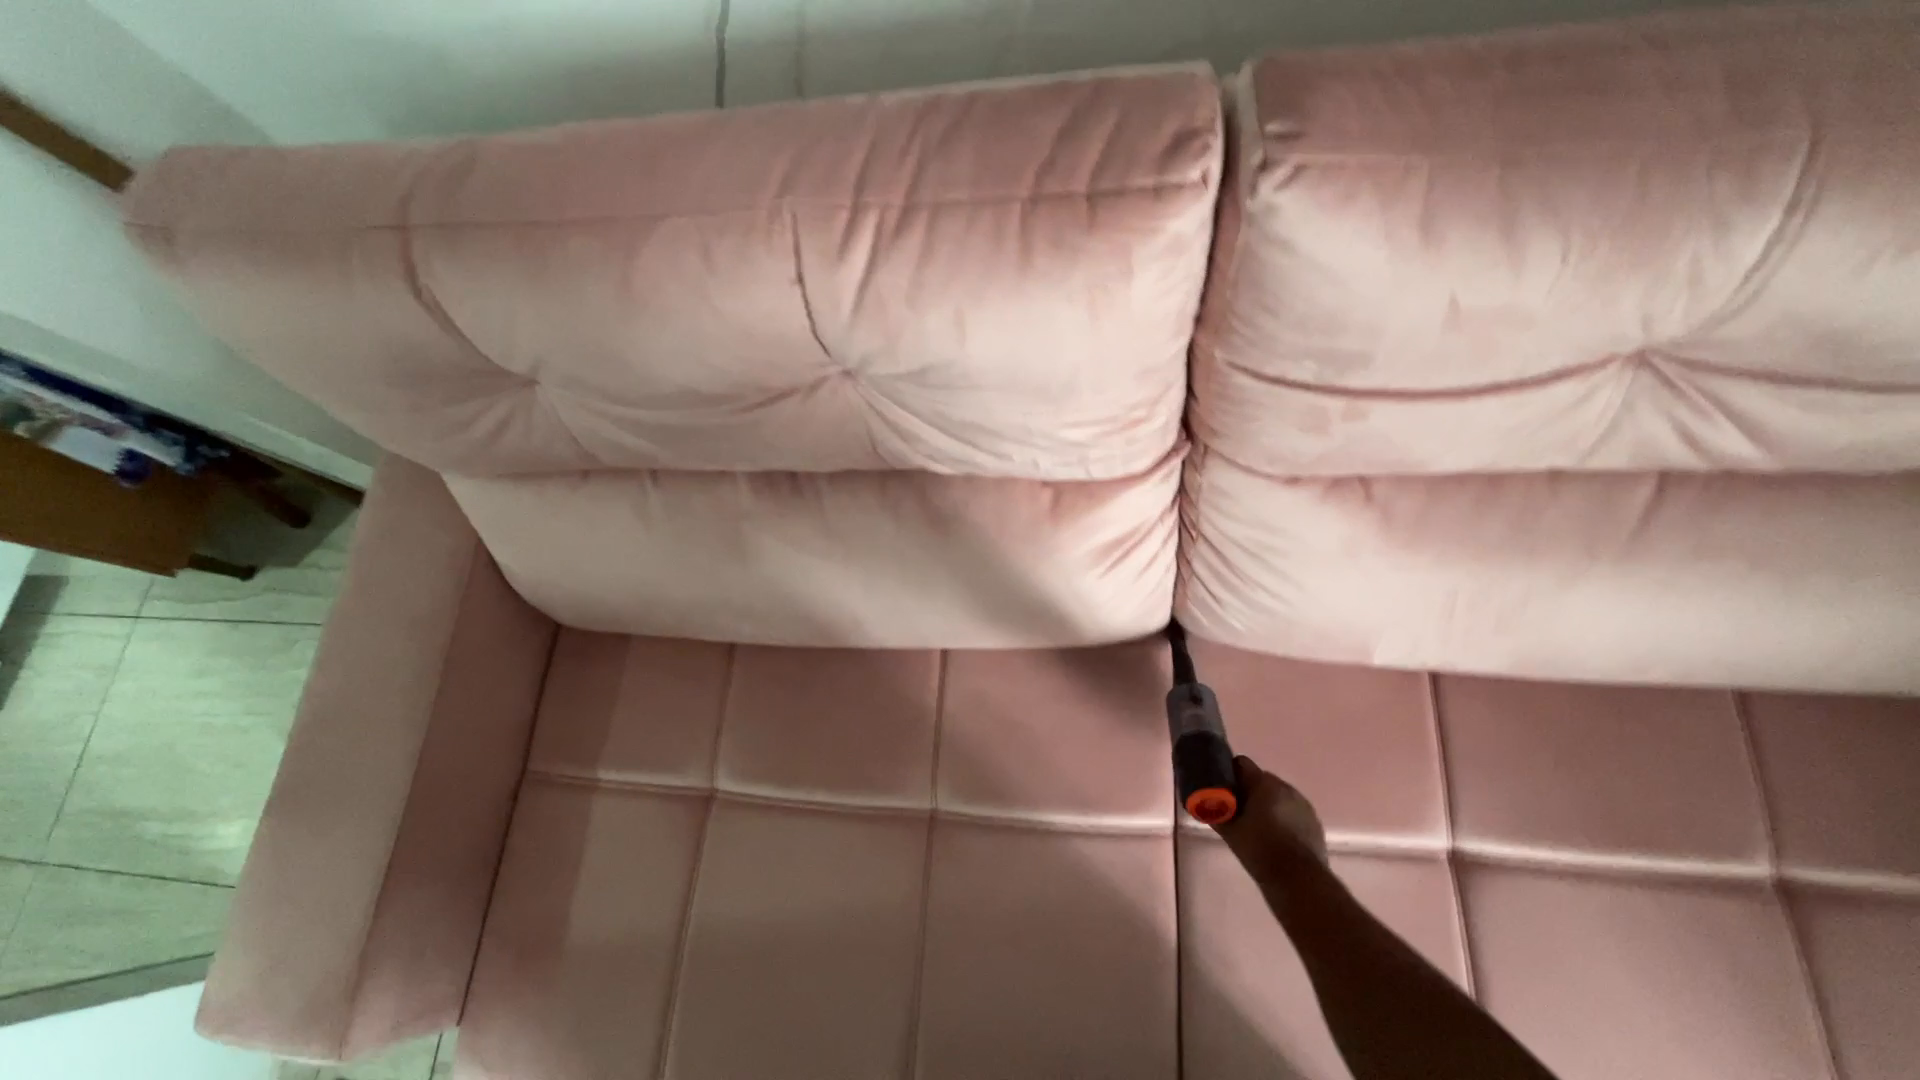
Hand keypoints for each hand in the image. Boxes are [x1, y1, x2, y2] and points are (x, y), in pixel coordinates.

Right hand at [1212, 755, 1328, 885]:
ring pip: (1278, 796)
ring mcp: (1303, 803)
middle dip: (1248, 791)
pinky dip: (1283, 818)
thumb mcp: (1229, 832)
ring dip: (1267, 804)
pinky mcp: (1314, 821)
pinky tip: (1276, 839)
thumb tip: (1205, 804)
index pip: (1241, 764)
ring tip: (1258, 828)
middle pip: (1261, 779)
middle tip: (1237, 812)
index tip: (1222, 790)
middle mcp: (1285, 787)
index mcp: (1263, 784)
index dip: (1229, 774)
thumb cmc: (1259, 850)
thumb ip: (1216, 812)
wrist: (1298, 880)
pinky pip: (1292, 811)